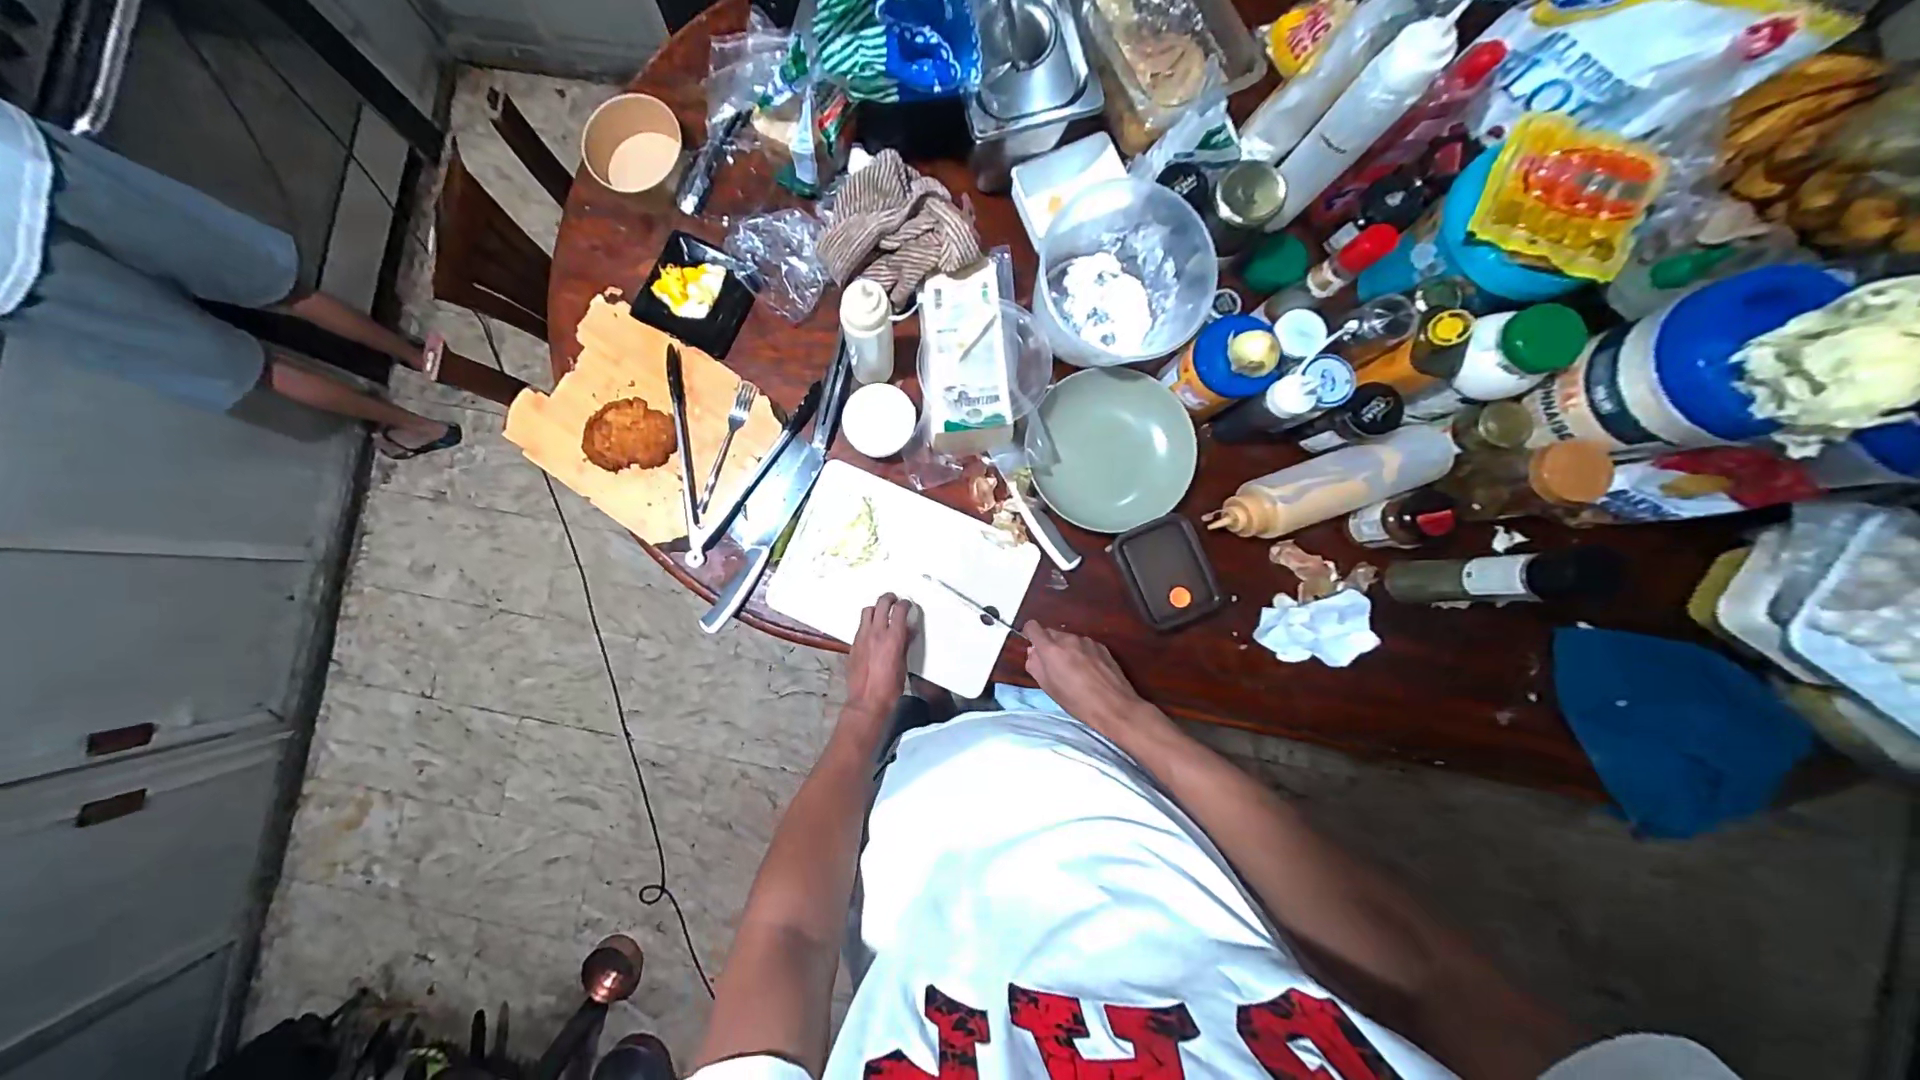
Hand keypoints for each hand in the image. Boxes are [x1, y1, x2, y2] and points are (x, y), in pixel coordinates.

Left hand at [844, 593, 914, 723]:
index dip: (905, 604)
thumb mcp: (903, 664)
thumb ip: (905, 644)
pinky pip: (861, 626)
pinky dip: (868, 623)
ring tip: (882, 613)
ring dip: (876, 608)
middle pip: (881, 603)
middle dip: (889, 598)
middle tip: (894, 600)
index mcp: (893, 638)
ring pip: (867, 611)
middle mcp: (876, 633)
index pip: (899, 610)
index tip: (907, 605)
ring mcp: (862, 637)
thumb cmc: (890, 686)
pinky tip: (873, 631)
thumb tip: (909, 631)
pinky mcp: (853, 644)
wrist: (866, 701)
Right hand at [1021, 623, 1155, 738]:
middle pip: (1051, 633)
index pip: (1033, 627)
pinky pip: (1084, 644)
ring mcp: (1087, 641)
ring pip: (1068, 639)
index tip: (1033, 646)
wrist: (1114, 706)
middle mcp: (1068, 639)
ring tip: (1074, 670)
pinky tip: (1089, 670)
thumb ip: (1036, 666)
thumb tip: (1033, 653)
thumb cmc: (1077, 702)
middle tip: (1053, 665)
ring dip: (1066, 649)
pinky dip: (1081, 652)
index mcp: (1051, 649)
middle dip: (1049, 645)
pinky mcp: (1102, 646)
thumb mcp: (1049, 688)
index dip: (1030, 634)